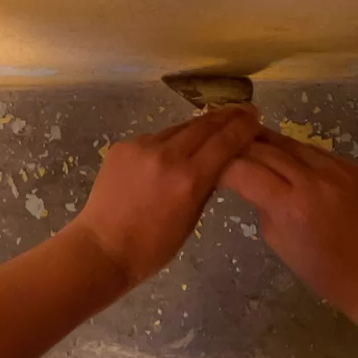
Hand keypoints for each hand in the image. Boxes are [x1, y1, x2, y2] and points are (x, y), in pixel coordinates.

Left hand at [65, 105, 261, 284]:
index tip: (255, 116)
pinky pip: (155, 138)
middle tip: (242, 110)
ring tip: (214, 123)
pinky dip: (169, 141)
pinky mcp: (124, 145)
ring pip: (178, 129)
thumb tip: (217, 163)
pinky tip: (174, 149)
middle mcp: (167, 155)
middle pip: (203, 126)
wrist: (102, 246)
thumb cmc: (152, 247)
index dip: (242, 127)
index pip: (224, 142)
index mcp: (189, 179)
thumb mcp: (190, 220)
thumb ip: (205, 186)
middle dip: (226, 116)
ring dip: (198, 126)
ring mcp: (142, 146)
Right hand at [223, 129, 357, 314]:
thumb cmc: (320, 270)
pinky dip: (287, 150)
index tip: (208, 167)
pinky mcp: (346, 164)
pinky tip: (277, 157)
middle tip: (219, 149)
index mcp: (291, 206)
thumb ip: (259, 201)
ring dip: (260, 141)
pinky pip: (306, 148)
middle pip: (262, 148)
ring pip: (284, 140)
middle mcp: (312, 179)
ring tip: (242, 143)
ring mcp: (333, 168)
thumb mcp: (275, 240)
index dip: (222, 166)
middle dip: (237, 147)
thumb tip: (245, 176)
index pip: (244, 170)